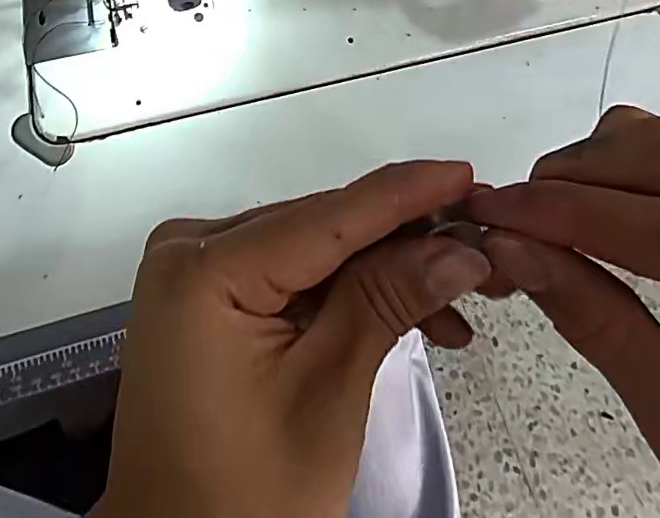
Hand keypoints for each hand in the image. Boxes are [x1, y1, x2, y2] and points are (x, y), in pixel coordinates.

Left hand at [94, 162, 492, 517]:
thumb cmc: (238, 496)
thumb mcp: (325, 395)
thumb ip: (386, 302)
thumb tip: (455, 250)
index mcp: (202, 271)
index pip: (324, 218)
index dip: (400, 195)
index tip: (457, 174)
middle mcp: (189, 250)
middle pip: (317, 229)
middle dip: (399, 241)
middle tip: (470, 247)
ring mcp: (194, 267)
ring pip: (309, 249)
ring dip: (378, 271)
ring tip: (449, 303)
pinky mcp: (206, 288)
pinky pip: (287, 271)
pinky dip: (339, 290)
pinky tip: (397, 311)